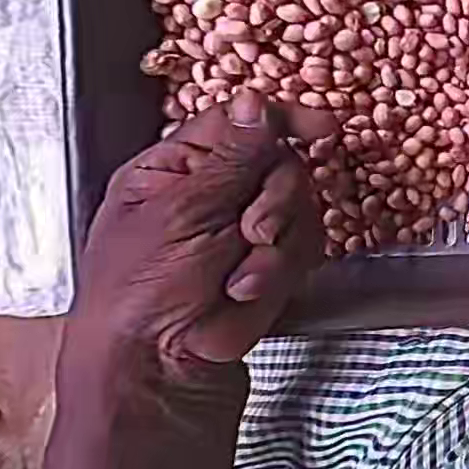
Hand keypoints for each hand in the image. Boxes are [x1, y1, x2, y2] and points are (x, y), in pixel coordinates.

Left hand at [61, 88, 335, 428]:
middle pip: (283, 166)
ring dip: (277, 246)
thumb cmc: (144, 291)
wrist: (162, 368)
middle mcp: (220, 190)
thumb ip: (231, 159)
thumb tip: (254, 100)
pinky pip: (307, 245)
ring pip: (302, 208)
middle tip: (254, 231)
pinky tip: (249, 290)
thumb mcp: (184, 214)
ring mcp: (250, 226)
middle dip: (276, 201)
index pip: (240, 123)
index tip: (324, 127)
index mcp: (179, 168)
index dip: (282, 120)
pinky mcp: (276, 259)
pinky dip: (283, 268)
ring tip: (240, 279)